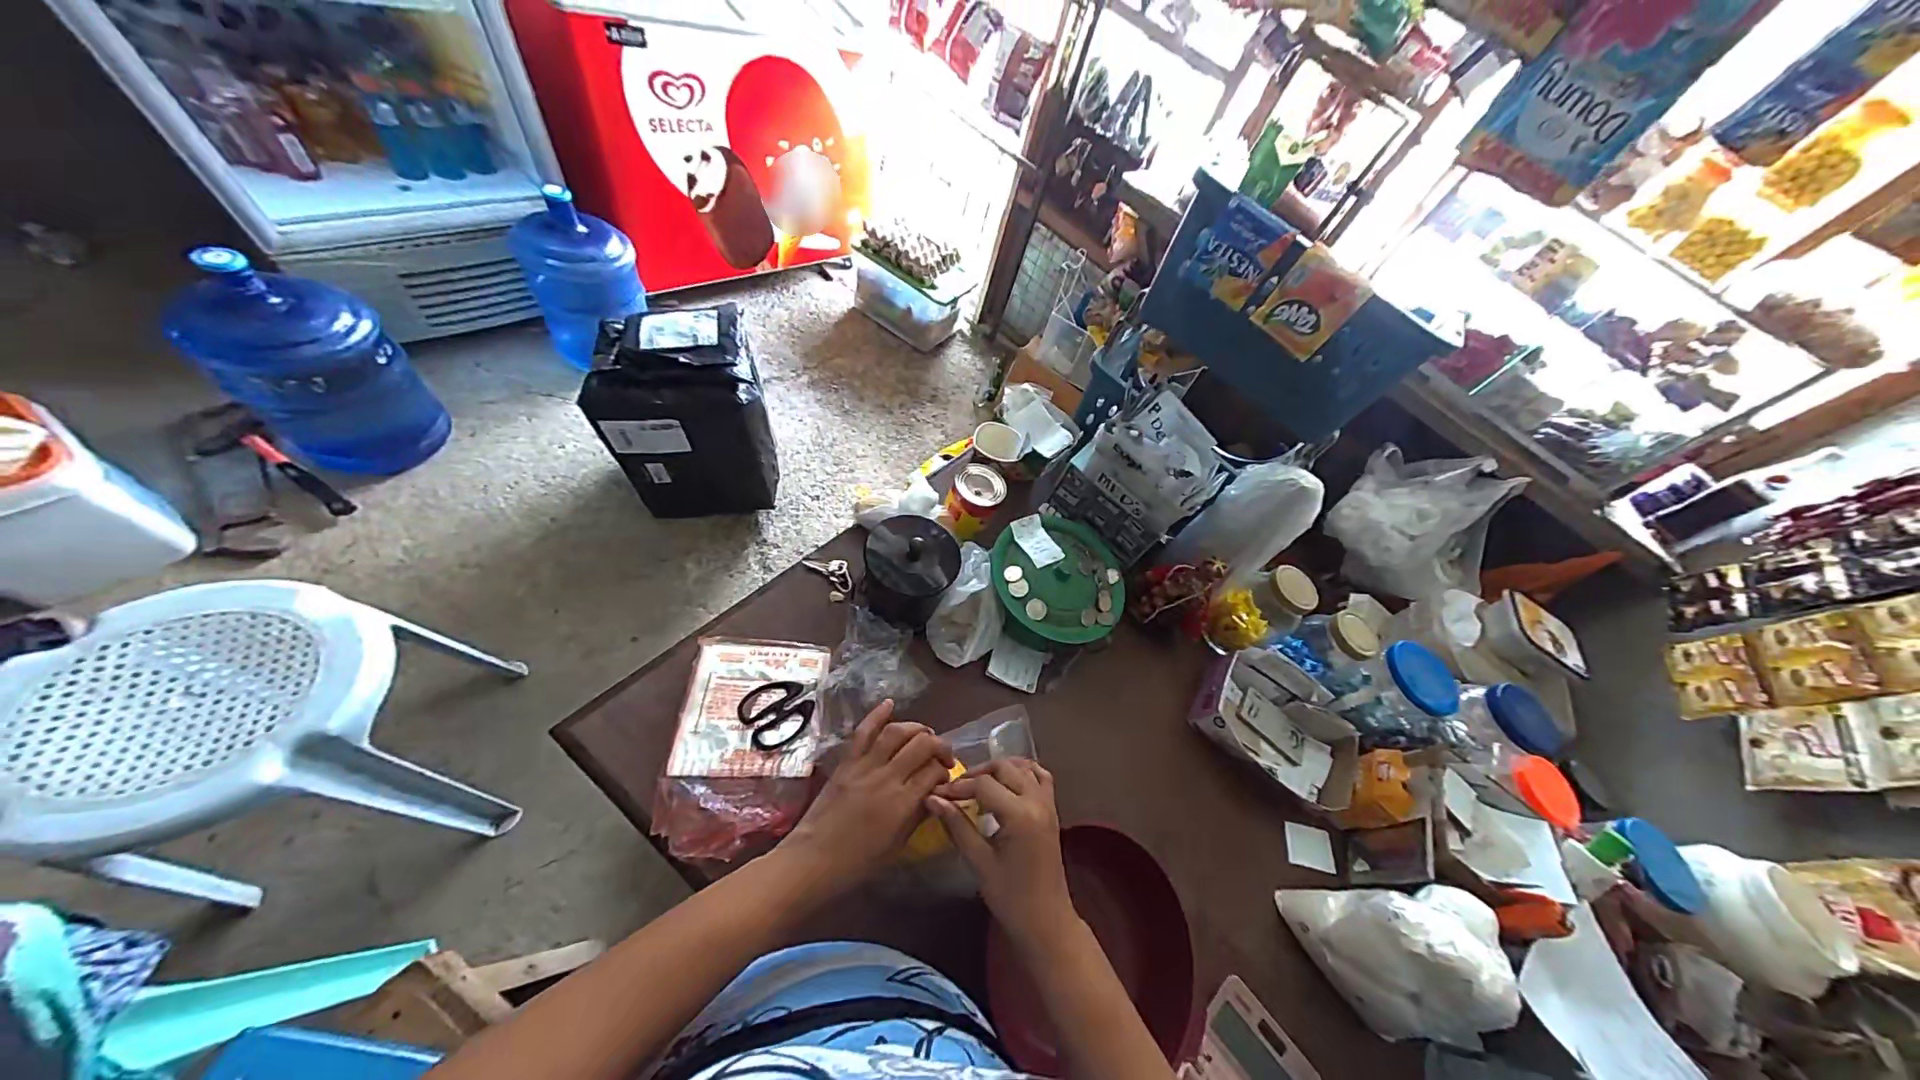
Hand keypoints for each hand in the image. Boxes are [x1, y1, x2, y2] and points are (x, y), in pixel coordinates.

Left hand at [779, 700, 954, 888]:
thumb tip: (934, 795)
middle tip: (942, 755)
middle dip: (939, 745)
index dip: (945, 771)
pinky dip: (877, 714)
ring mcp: (864, 767)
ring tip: (925, 734)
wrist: (812, 861)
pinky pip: (863, 732)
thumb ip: (917, 816)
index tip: (945, 777)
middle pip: (922, 745)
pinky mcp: (846, 763)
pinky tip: (890, 703)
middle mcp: (886, 779)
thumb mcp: (897, 845)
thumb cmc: (857, 863)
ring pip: (896, 732)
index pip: (934, 772)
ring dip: (916, 728)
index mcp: (902, 804)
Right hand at [927, 758, 1075, 945]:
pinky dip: (1022, 772)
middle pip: (1004, 768)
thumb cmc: (1010, 897)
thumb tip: (933, 800)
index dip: (958, 786)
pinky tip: (1005, 783)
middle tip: (956, 790)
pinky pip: (1040, 778)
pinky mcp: (1052, 812)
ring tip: (977, 785)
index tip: (937, 794)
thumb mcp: (979, 861)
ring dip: (999, 770)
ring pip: (1023, 768)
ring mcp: (1048, 805)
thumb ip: (957, 825)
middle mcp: (1037, 802)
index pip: (983, 784)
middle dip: (977, 773)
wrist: (1046, 922)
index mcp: (1019, 814)